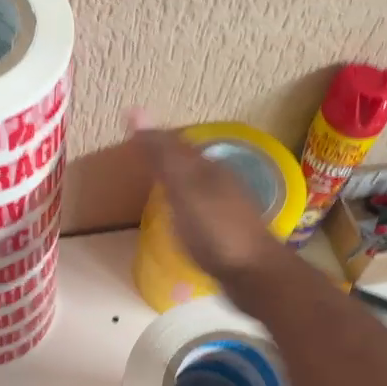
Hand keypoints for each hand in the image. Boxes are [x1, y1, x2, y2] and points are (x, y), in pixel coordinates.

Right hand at [128, 110, 289, 284]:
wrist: (255, 276)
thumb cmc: (216, 231)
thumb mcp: (184, 189)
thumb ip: (162, 155)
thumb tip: (135, 109)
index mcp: (210, 169)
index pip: (177, 144)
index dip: (154, 139)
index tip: (130, 135)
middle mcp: (222, 184)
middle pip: (190, 164)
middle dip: (167, 159)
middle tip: (141, 158)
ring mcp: (228, 210)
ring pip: (198, 187)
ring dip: (178, 183)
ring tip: (157, 188)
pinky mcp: (229, 236)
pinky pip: (202, 211)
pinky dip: (186, 208)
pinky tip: (180, 222)